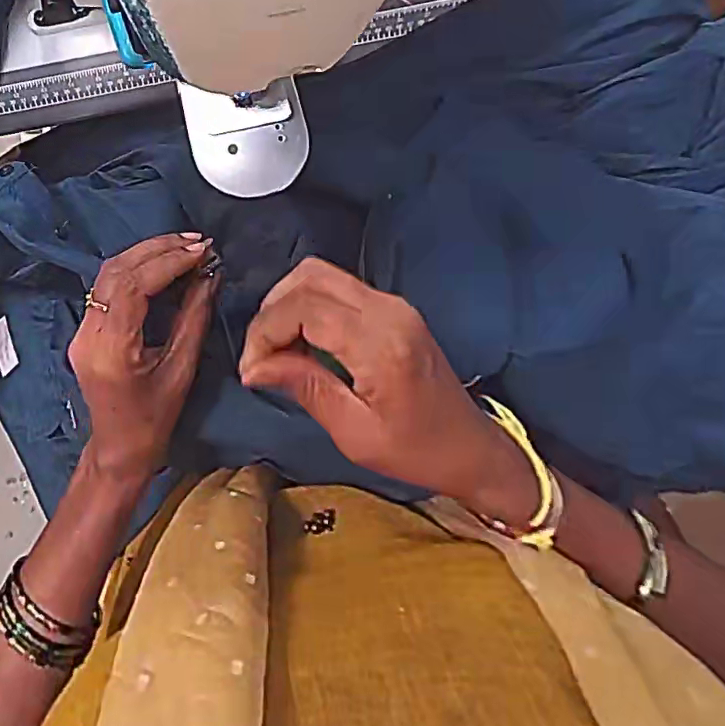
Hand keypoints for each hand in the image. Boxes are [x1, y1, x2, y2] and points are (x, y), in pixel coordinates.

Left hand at [66, 233, 218, 483]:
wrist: (119, 448)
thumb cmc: (153, 420)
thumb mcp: (181, 370)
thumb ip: (193, 318)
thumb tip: (209, 277)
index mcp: (110, 349)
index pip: (132, 286)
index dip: (168, 262)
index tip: (201, 251)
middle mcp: (88, 334)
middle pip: (115, 271)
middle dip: (157, 249)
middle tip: (196, 241)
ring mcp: (81, 331)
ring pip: (107, 274)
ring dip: (146, 254)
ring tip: (184, 246)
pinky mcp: (85, 330)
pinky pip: (107, 287)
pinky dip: (136, 268)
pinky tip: (162, 263)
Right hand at [238, 258, 538, 522]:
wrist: (471, 448)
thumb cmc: (417, 451)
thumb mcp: (354, 433)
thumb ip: (304, 386)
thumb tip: (255, 366)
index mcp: (380, 344)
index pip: (303, 307)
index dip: (265, 331)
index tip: (252, 368)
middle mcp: (388, 310)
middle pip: (308, 277)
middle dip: (272, 312)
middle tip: (262, 356)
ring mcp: (392, 303)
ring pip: (319, 274)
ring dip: (287, 304)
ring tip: (279, 349)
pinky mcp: (392, 307)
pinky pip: (335, 287)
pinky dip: (307, 306)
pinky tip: (303, 341)